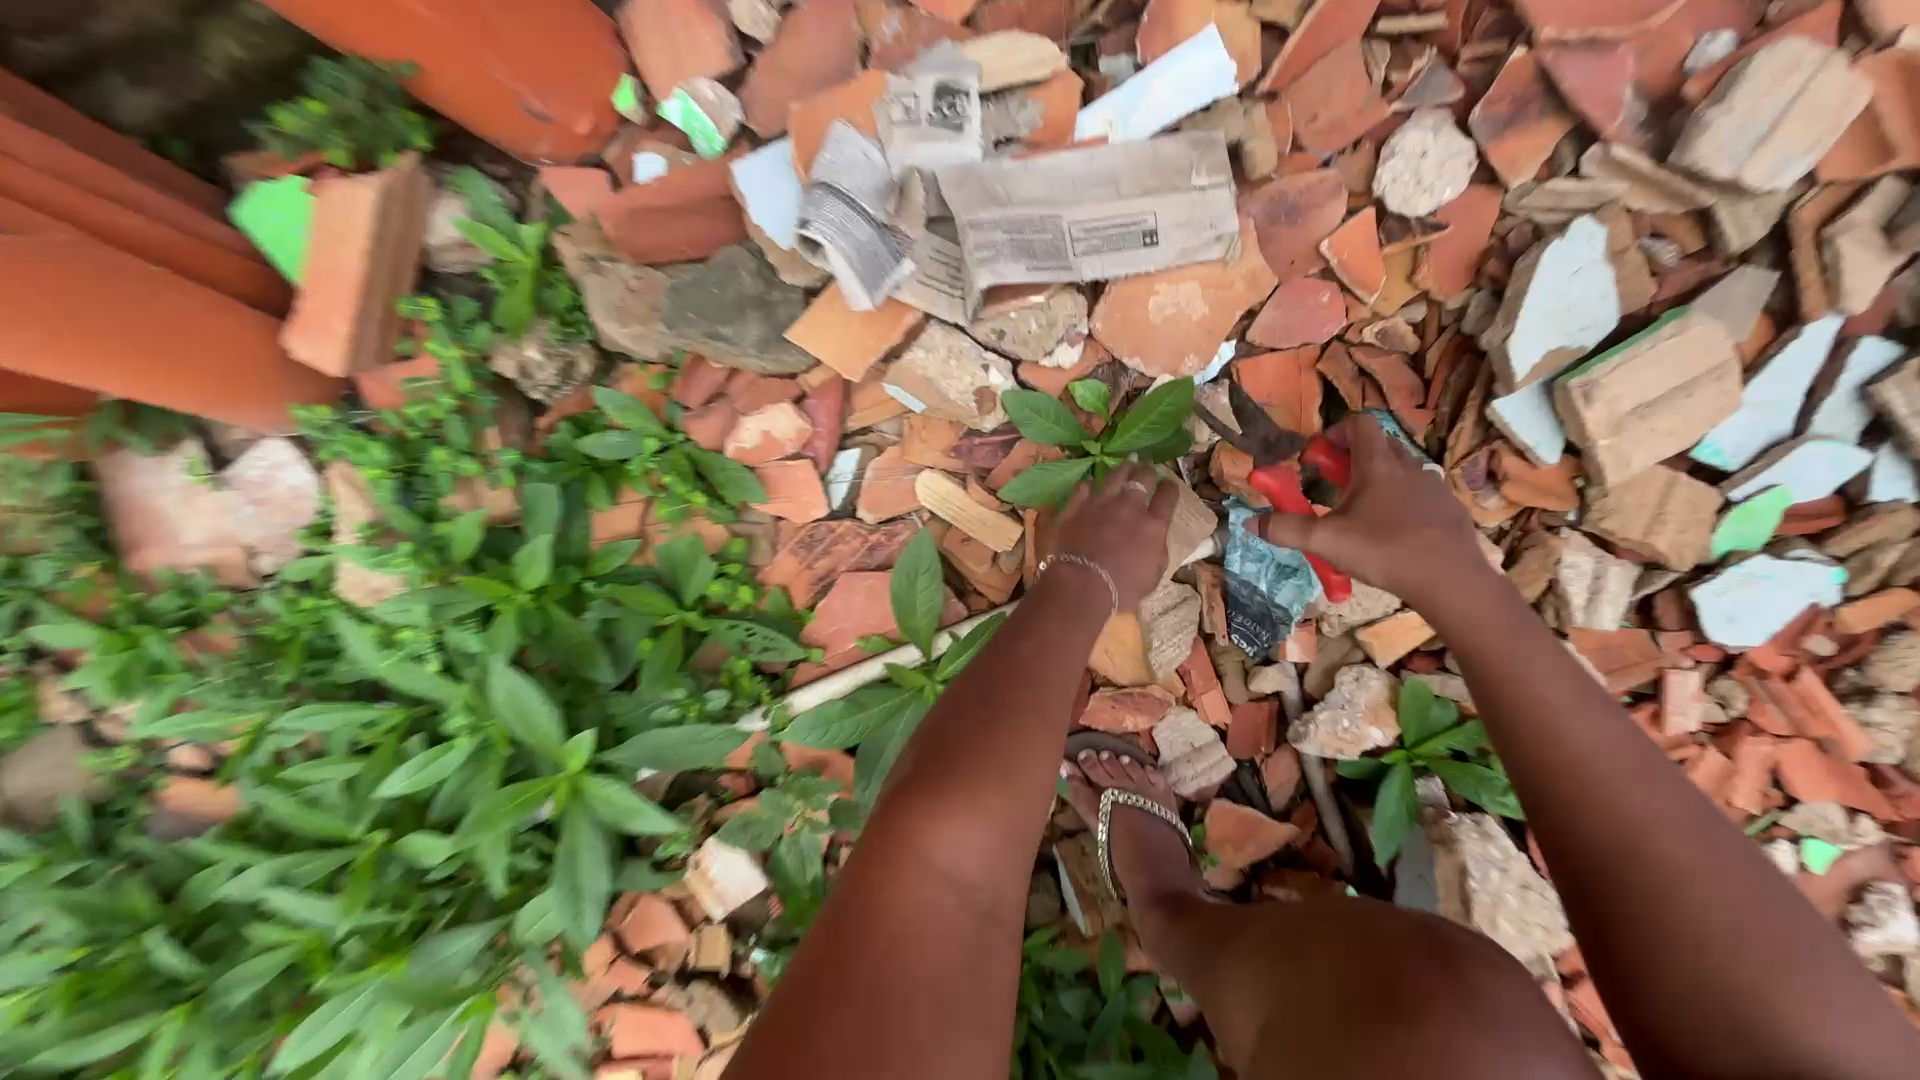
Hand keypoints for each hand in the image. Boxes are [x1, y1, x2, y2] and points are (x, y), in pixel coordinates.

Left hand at [1051, 462, 1178, 612]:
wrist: (1082, 585)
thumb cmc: (1122, 589)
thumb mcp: (1153, 576)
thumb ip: (1158, 551)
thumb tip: (1156, 538)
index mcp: (1153, 524)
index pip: (1168, 496)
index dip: (1169, 488)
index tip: (1168, 486)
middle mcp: (1130, 506)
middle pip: (1143, 478)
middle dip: (1148, 471)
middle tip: (1147, 469)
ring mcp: (1101, 502)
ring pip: (1115, 475)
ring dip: (1123, 469)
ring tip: (1127, 464)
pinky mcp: (1076, 506)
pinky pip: (1084, 486)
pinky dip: (1090, 485)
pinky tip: (1091, 485)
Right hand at [1247, 415, 1489, 610]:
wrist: (1450, 579)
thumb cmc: (1384, 550)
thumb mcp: (1325, 542)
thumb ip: (1286, 530)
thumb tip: (1251, 523)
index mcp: (1377, 465)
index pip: (1360, 424)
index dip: (1336, 432)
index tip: (1318, 456)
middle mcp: (1408, 467)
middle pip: (1380, 445)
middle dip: (1353, 457)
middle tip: (1334, 484)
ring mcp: (1434, 488)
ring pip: (1402, 470)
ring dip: (1379, 480)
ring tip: (1362, 511)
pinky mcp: (1450, 510)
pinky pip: (1421, 495)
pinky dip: (1402, 503)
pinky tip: (1393, 533)